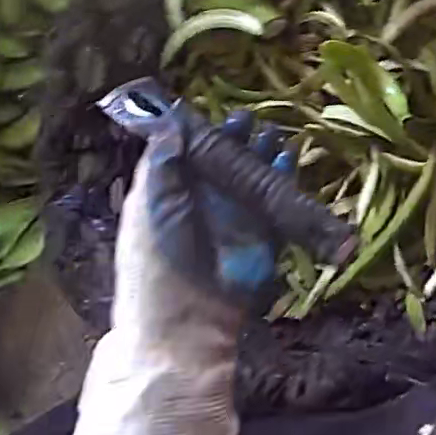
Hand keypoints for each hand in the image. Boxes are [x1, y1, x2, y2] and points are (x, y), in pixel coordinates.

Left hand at [63, 93, 289, 434]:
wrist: (185, 322)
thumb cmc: (156, 261)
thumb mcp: (149, 205)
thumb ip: (160, 163)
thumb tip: (168, 121)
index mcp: (175, 190)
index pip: (192, 151)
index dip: (205, 130)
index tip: (215, 113)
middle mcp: (207, 198)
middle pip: (227, 157)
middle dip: (238, 136)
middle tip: (247, 119)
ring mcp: (237, 214)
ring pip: (255, 172)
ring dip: (263, 152)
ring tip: (270, 133)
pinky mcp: (263, 230)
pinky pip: (279, 197)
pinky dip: (285, 176)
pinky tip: (286, 159)